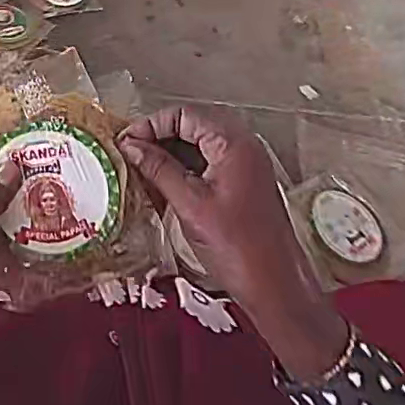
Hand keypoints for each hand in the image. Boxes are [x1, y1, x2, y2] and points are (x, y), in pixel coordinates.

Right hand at [118, 106, 348, 381]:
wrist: (277, 289)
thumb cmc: (237, 247)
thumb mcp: (190, 205)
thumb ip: (159, 169)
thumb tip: (130, 146)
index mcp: (234, 143)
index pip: (185, 115)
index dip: (152, 124)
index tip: (126, 141)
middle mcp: (243, 145)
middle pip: (193, 125)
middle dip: (159, 136)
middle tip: (130, 153)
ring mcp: (245, 164)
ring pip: (199, 144)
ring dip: (170, 153)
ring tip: (141, 169)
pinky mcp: (243, 183)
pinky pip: (208, 163)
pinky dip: (185, 168)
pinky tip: (163, 184)